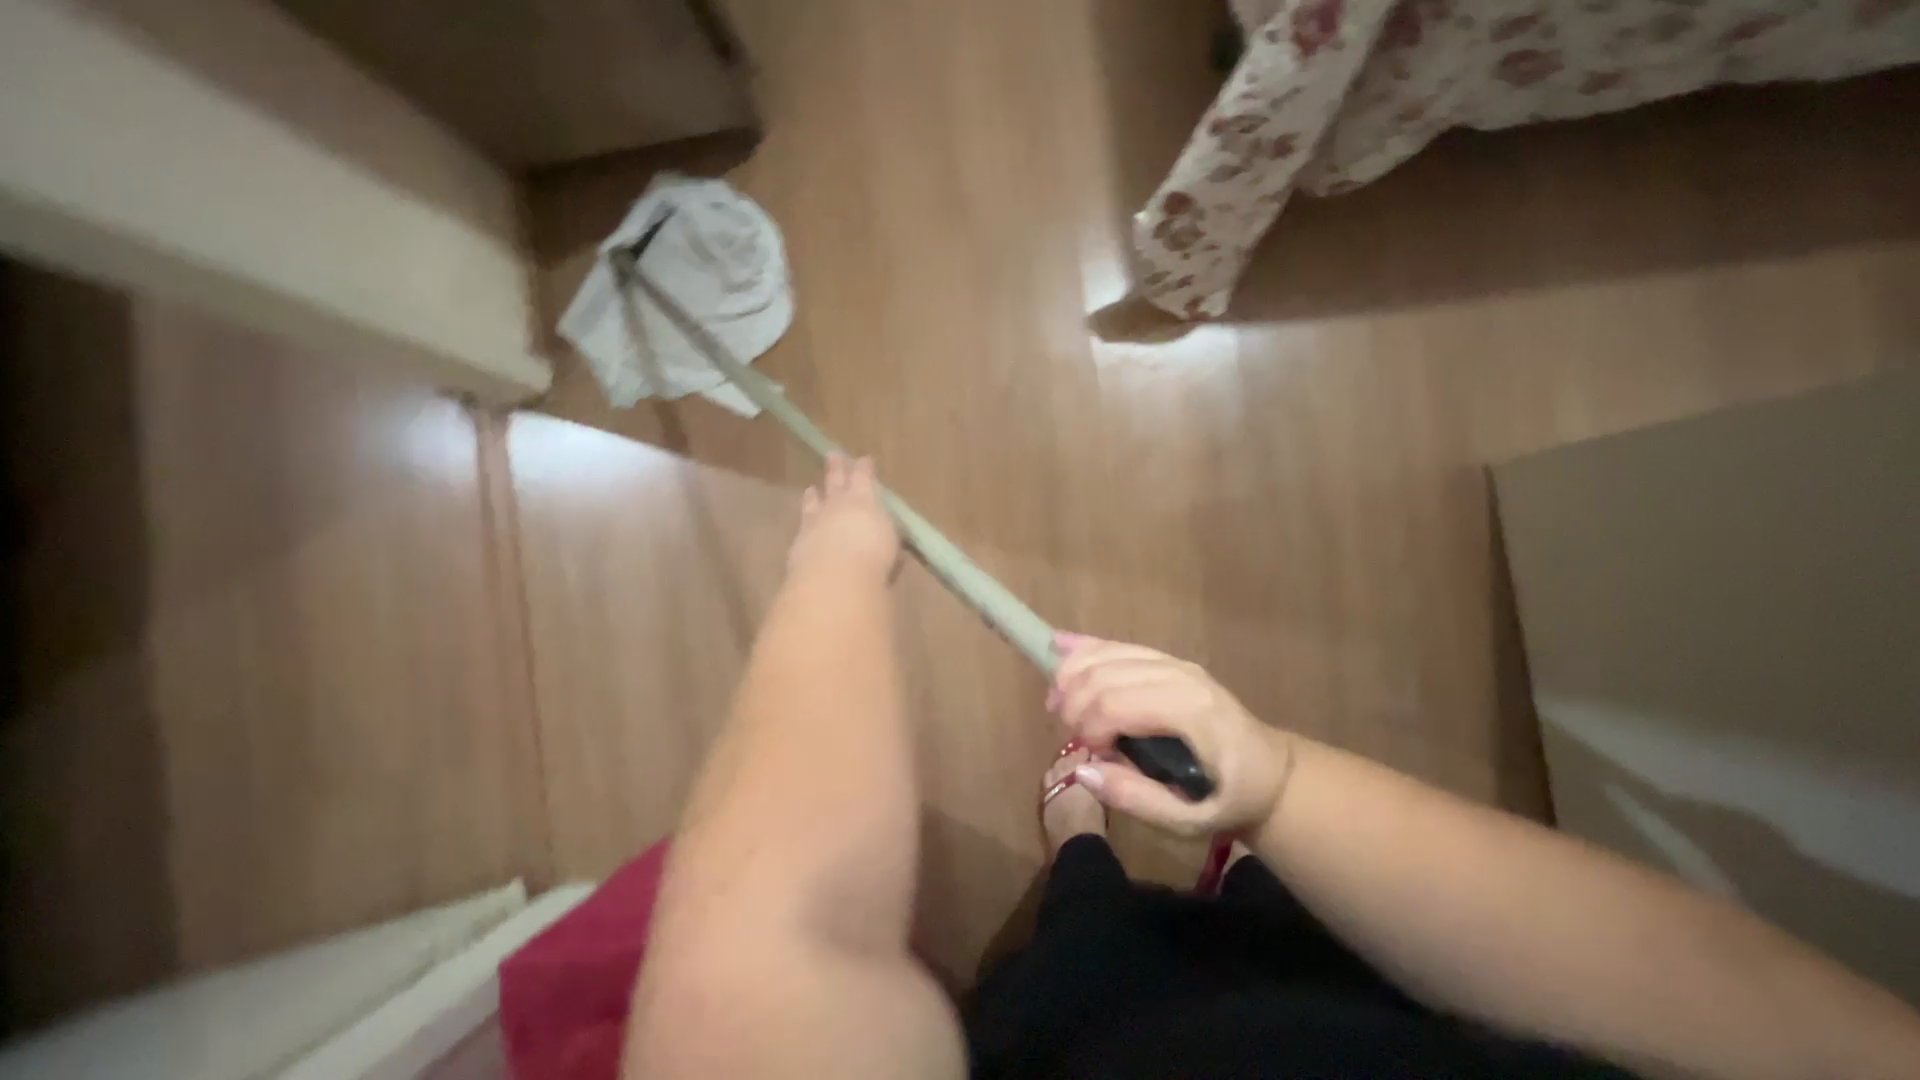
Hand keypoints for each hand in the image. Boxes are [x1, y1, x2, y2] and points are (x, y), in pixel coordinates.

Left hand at [787, 453, 900, 581]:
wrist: (835, 575)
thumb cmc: (874, 556)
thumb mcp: (890, 540)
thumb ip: (883, 530)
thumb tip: (881, 529)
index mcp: (864, 500)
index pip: (864, 478)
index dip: (864, 468)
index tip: (863, 459)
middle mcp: (837, 505)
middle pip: (836, 482)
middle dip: (836, 469)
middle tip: (832, 454)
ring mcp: (815, 521)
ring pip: (814, 502)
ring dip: (814, 495)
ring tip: (811, 488)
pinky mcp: (799, 541)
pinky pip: (803, 523)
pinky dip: (805, 519)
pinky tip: (803, 522)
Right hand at [1049, 634, 1295, 838]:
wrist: (1271, 774)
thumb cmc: (1230, 800)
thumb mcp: (1189, 821)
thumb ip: (1137, 800)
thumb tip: (1083, 771)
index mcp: (1190, 712)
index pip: (1117, 702)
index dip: (1088, 727)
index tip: (1090, 755)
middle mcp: (1181, 676)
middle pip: (1105, 675)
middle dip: (1074, 702)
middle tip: (1068, 734)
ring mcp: (1176, 663)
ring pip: (1108, 654)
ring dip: (1072, 675)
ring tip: (1057, 706)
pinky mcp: (1170, 661)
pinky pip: (1120, 646)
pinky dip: (1087, 648)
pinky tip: (1058, 645)